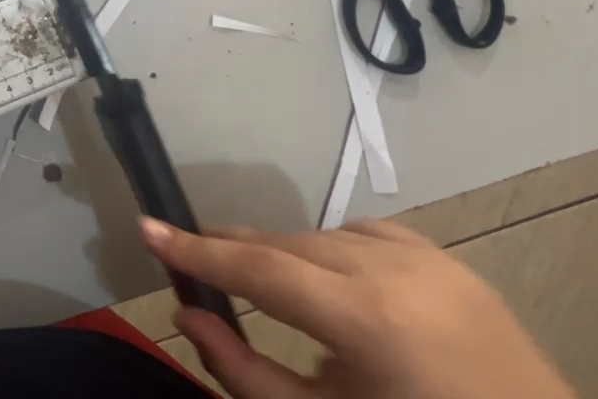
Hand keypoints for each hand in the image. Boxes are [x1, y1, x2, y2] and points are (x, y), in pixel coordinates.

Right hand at [142, 217, 576, 398]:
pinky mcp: (452, 261)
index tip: (145, 227)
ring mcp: (430, 260)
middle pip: (285, 244)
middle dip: (234, 250)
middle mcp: (396, 272)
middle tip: (190, 256)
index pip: (257, 268)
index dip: (195, 250)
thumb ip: (245, 371)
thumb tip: (187, 316)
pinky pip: (367, 235)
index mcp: (368, 320)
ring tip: (266, 283)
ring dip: (284, 254)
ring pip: (322, 236)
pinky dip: (334, 249)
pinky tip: (332, 278)